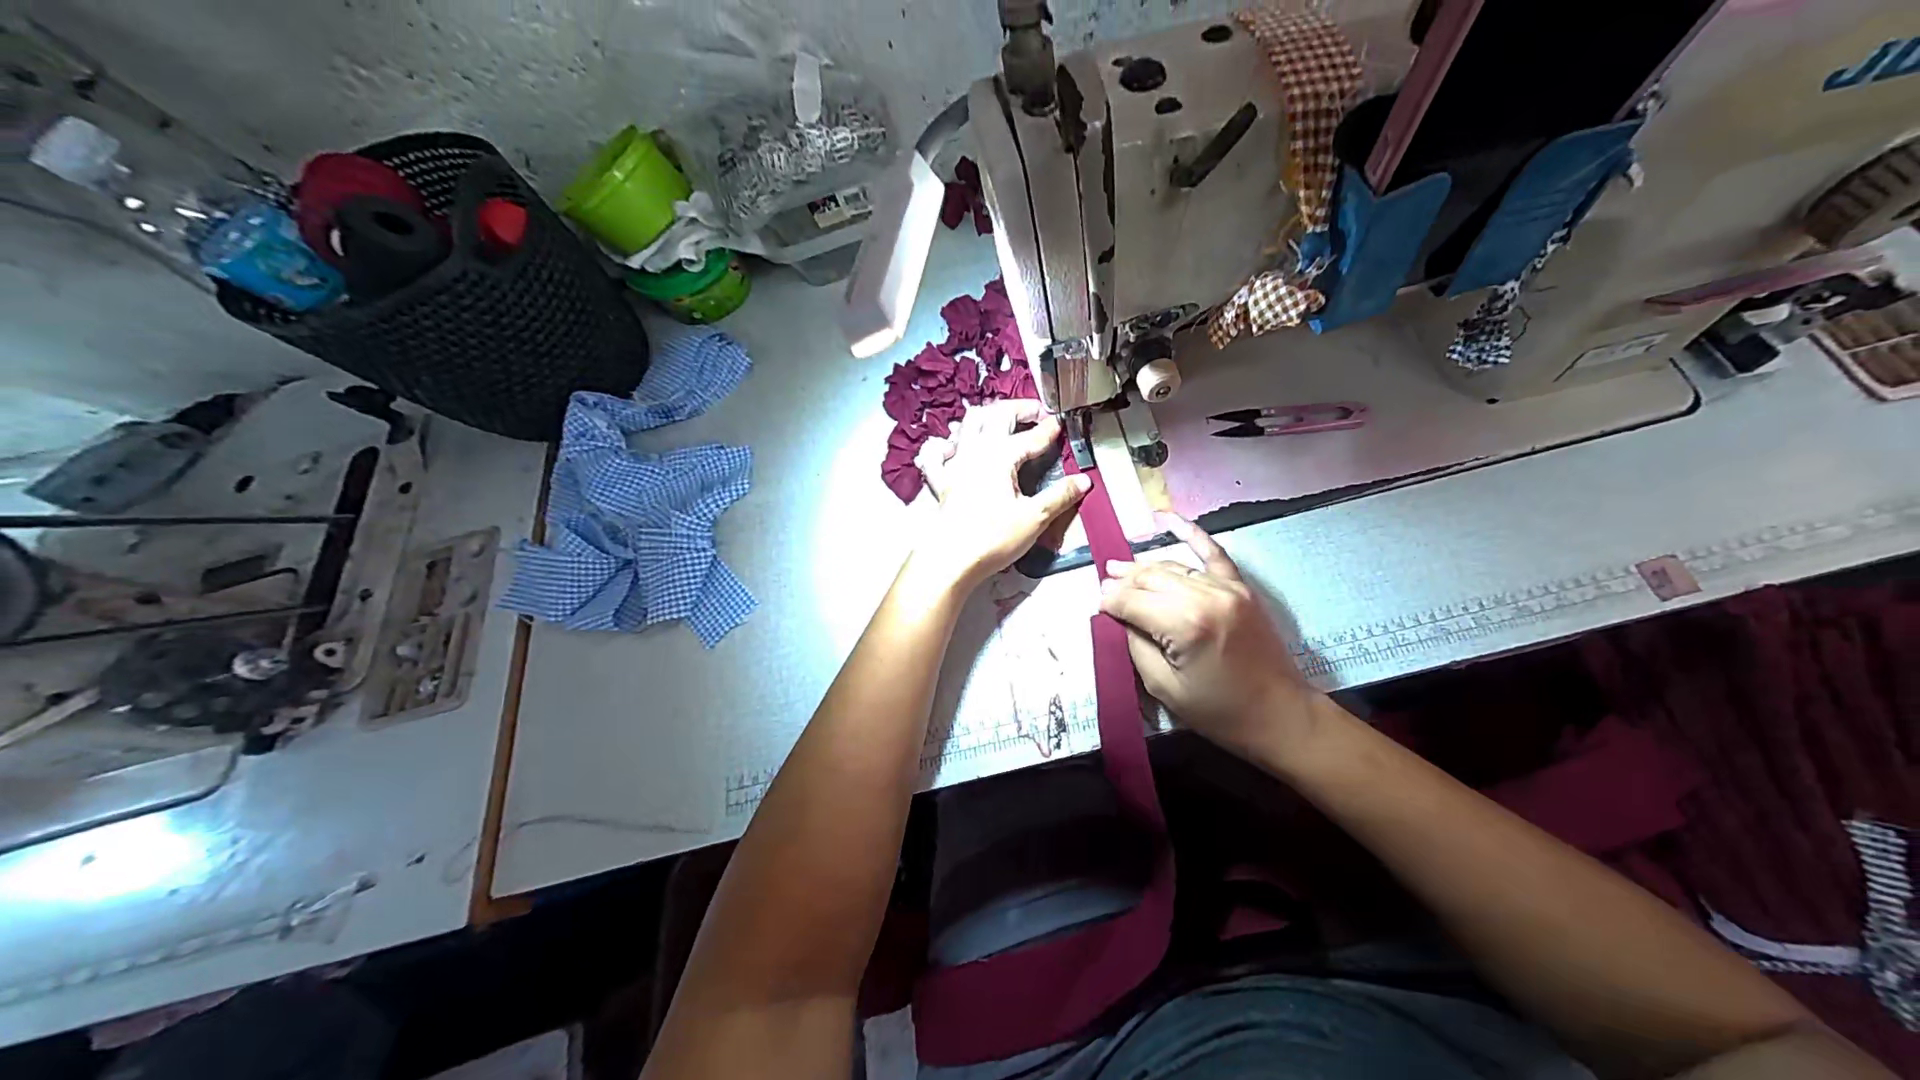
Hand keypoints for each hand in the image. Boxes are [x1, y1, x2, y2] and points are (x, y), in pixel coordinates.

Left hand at [908, 399, 1089, 592]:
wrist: (951, 560)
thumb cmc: (992, 539)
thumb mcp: (1035, 517)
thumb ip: (1060, 496)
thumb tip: (1083, 482)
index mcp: (1001, 457)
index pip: (1030, 436)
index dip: (1048, 429)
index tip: (1060, 424)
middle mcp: (976, 453)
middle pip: (996, 415)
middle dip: (1018, 408)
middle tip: (1035, 412)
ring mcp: (955, 465)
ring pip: (967, 425)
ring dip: (985, 417)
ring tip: (999, 421)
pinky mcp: (942, 482)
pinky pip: (937, 455)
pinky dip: (945, 445)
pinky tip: (951, 447)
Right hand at [1097, 515, 1325, 763]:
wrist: (1280, 715)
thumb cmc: (1219, 711)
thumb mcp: (1163, 686)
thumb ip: (1136, 645)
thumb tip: (1119, 617)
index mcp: (1184, 625)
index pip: (1130, 600)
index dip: (1108, 601)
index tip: (1096, 604)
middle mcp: (1204, 597)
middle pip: (1150, 578)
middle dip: (1122, 580)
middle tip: (1103, 582)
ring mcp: (1227, 588)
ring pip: (1173, 567)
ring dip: (1145, 568)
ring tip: (1120, 569)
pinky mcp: (1241, 588)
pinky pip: (1213, 554)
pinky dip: (1192, 534)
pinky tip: (1170, 520)